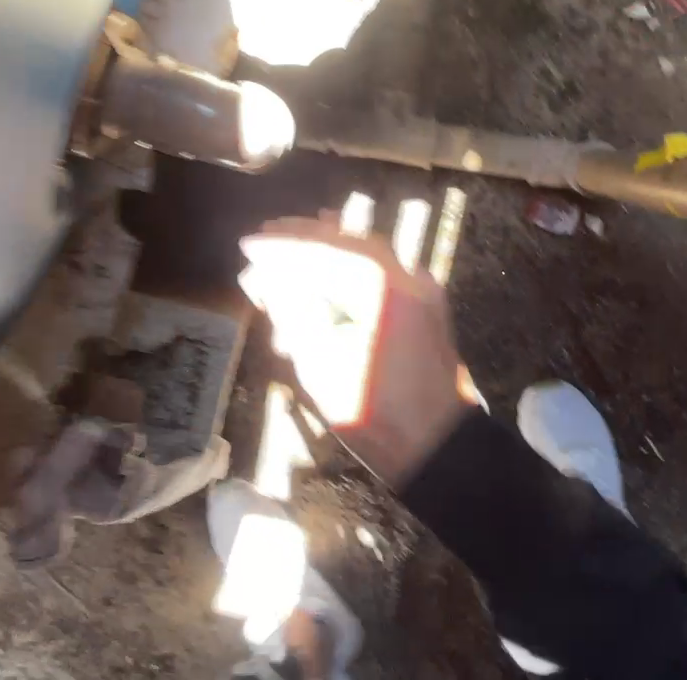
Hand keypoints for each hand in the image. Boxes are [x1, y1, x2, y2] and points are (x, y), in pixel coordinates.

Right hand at [239, 216, 475, 485]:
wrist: (438, 450)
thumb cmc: (374, 412)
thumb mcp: (318, 361)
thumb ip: (292, 308)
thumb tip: (267, 275)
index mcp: (382, 285)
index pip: (323, 248)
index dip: (282, 244)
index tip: (248, 243)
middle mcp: (407, 274)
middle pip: (347, 242)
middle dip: (304, 238)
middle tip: (265, 235)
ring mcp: (421, 288)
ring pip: (365, 254)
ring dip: (325, 251)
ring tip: (286, 248)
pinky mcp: (422, 305)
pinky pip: (380, 272)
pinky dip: (348, 268)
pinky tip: (324, 271)